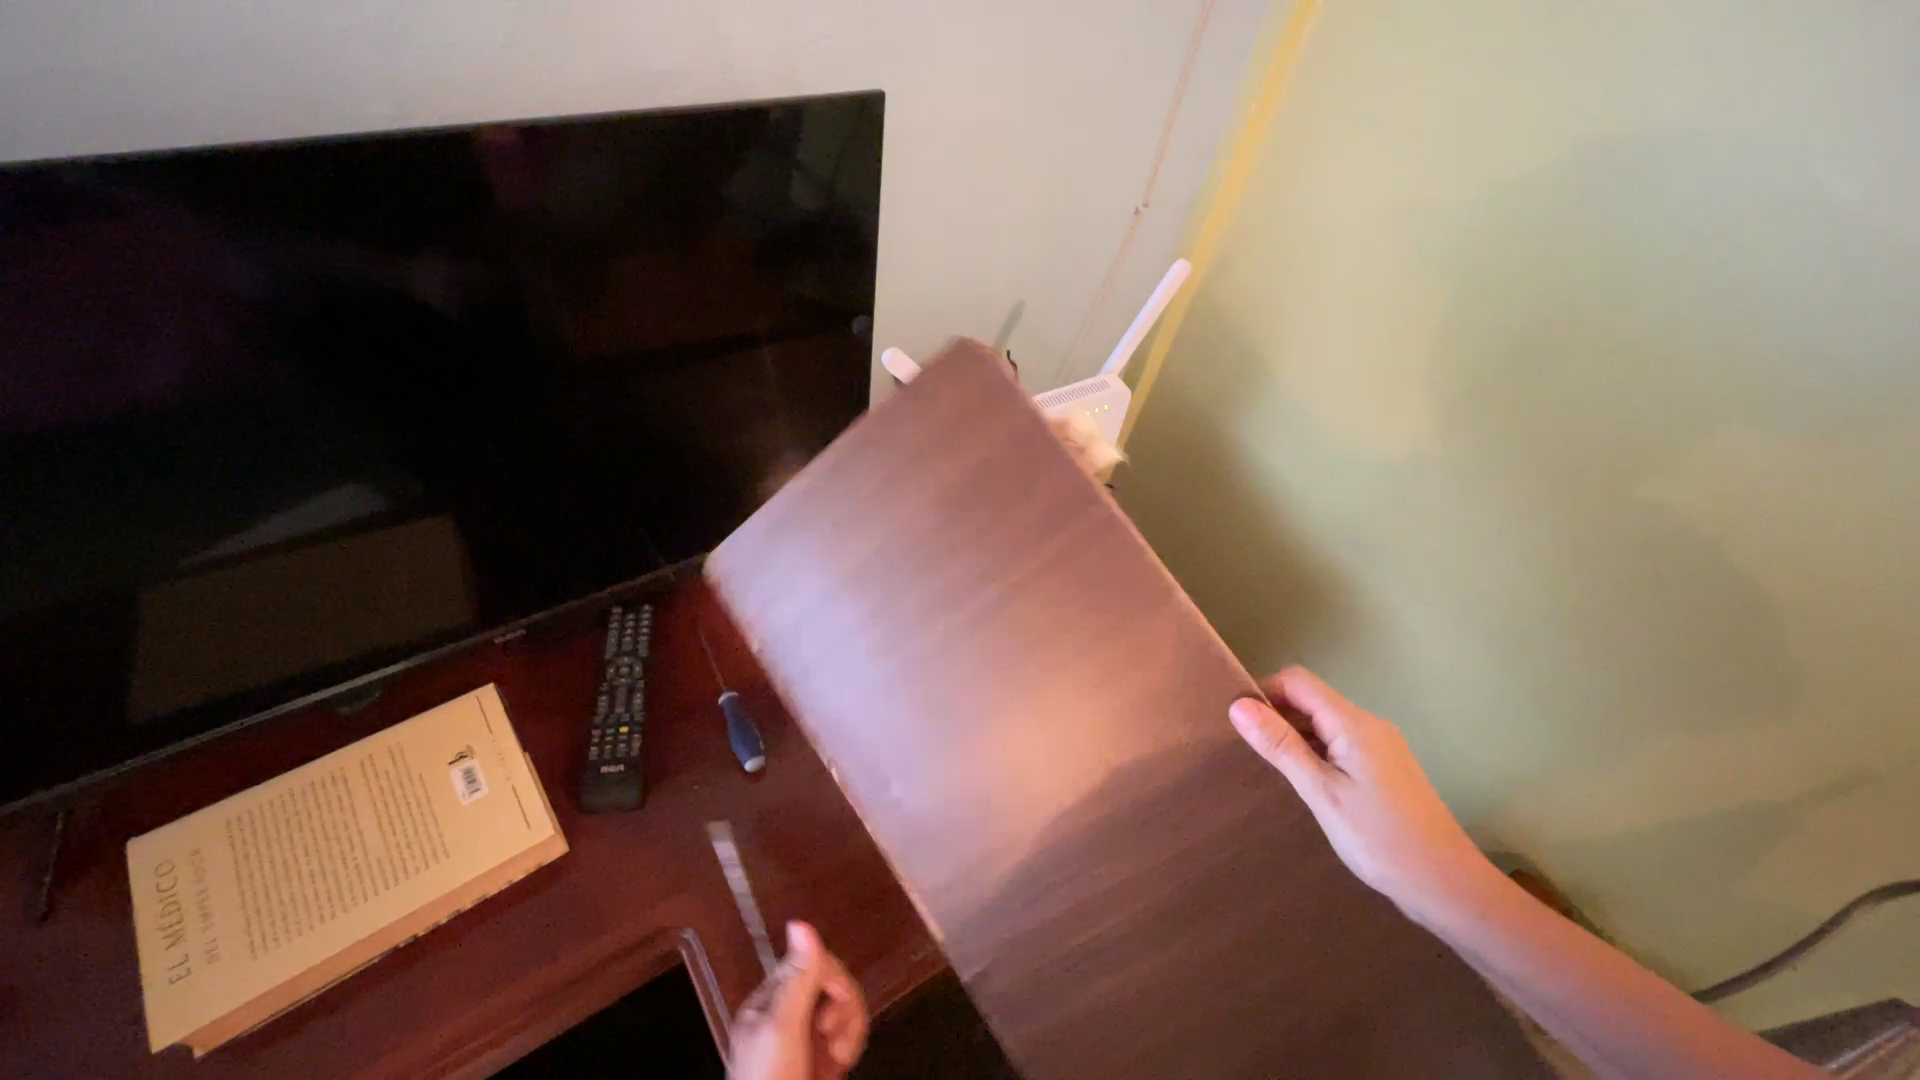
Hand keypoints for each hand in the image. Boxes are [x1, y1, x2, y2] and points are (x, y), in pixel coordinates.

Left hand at [727, 921, 868, 1079]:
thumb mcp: (781, 1029)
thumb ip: (797, 978)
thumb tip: (800, 921)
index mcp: (769, 1001)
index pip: (810, 963)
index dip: (830, 978)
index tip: (836, 1004)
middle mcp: (787, 1014)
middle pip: (831, 984)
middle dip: (844, 1007)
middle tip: (835, 1038)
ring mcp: (805, 1039)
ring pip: (844, 1008)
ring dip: (850, 1029)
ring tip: (841, 1058)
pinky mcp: (821, 1061)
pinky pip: (847, 1035)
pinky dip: (851, 1046)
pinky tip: (842, 1065)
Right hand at [1228, 666, 1492, 923]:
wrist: (1446, 885)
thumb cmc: (1379, 839)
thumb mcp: (1321, 792)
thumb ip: (1281, 746)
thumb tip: (1238, 705)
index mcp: (1354, 724)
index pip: (1298, 681)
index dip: (1264, 692)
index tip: (1240, 724)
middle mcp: (1370, 725)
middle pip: (1312, 699)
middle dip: (1276, 715)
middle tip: (1250, 751)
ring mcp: (1382, 746)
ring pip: (1325, 722)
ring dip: (1295, 735)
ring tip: (1272, 770)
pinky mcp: (1386, 767)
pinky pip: (1341, 743)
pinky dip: (1316, 752)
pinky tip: (1307, 784)